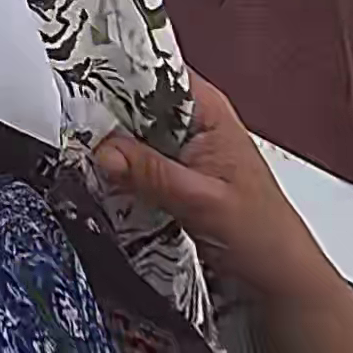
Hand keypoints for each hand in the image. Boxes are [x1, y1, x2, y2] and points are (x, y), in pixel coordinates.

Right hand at [95, 75, 346, 305]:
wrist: (284, 289)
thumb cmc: (266, 238)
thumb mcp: (205, 202)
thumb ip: (152, 174)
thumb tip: (102, 149)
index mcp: (204, 106)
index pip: (153, 69)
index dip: (117, 64)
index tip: (78, 66)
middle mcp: (186, 118)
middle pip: (133, 96)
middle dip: (103, 103)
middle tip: (68, 108)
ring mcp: (175, 145)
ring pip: (128, 127)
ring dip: (105, 135)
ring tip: (73, 135)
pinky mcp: (166, 172)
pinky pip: (130, 155)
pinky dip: (112, 161)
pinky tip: (92, 165)